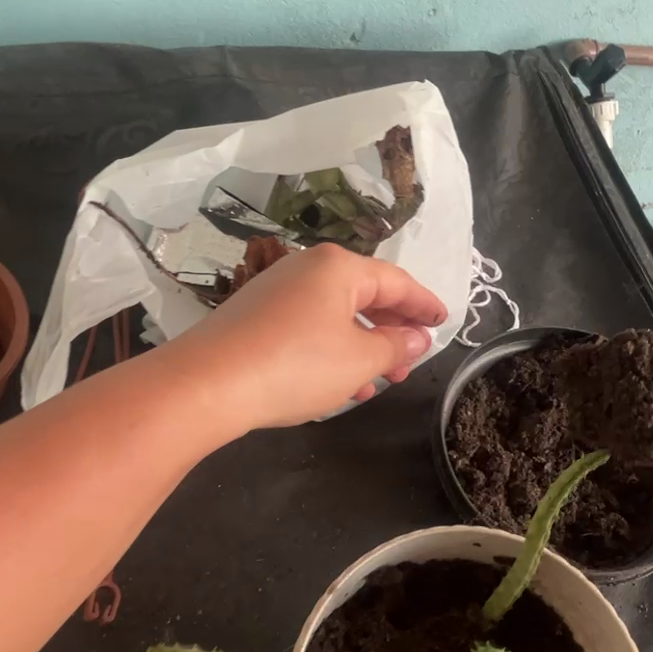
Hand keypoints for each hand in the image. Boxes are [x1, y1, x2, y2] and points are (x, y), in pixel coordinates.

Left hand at [167, 244, 446, 429]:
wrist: (207, 384)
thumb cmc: (297, 365)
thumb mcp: (360, 360)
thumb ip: (396, 346)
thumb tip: (418, 337)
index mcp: (339, 267)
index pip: (397, 281)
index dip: (424, 304)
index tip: (445, 321)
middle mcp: (307, 269)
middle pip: (365, 295)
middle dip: (392, 330)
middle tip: (411, 361)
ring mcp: (276, 291)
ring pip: (336, 315)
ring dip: (363, 346)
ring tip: (380, 380)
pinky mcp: (254, 317)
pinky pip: (308, 327)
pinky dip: (332, 350)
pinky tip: (339, 383)